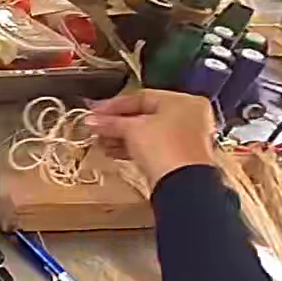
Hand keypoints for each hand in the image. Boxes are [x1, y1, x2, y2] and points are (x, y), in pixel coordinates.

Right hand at [85, 89, 218, 188]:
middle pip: (143, 115)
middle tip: (96, 126)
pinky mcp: (177, 158)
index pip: (142, 97)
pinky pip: (150, 147)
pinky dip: (132, 148)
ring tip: (100, 141)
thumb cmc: (166, 148)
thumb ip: (111, 122)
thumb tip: (94, 120)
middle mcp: (188, 117)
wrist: (180, 183)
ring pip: (146, 133)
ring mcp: (184, 139)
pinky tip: (113, 151)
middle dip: (116, 123)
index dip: (114, 104)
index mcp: (182, 101)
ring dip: (121, 137)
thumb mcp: (132, 129)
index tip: (95, 111)